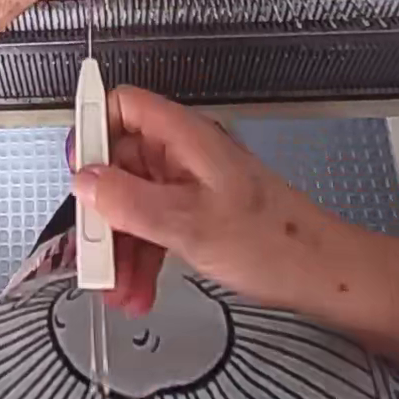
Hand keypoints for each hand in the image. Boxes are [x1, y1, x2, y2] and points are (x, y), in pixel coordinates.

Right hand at [73, 86, 348, 317]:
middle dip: (102, 210)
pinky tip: (137, 292)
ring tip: (117, 292)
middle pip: (120, 161)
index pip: (123, 105)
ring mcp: (186, 182)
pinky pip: (152, 223)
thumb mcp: (189, 223)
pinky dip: (140, 254)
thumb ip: (129, 201)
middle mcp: (180, 151)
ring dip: (119, 244)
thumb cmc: (268, 240)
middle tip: (93, 255)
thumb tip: (82, 182)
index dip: (94, 130)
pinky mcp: (193, 209)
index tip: (77, 173)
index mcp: (182, 135)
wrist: (322, 275)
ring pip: (132, 199)